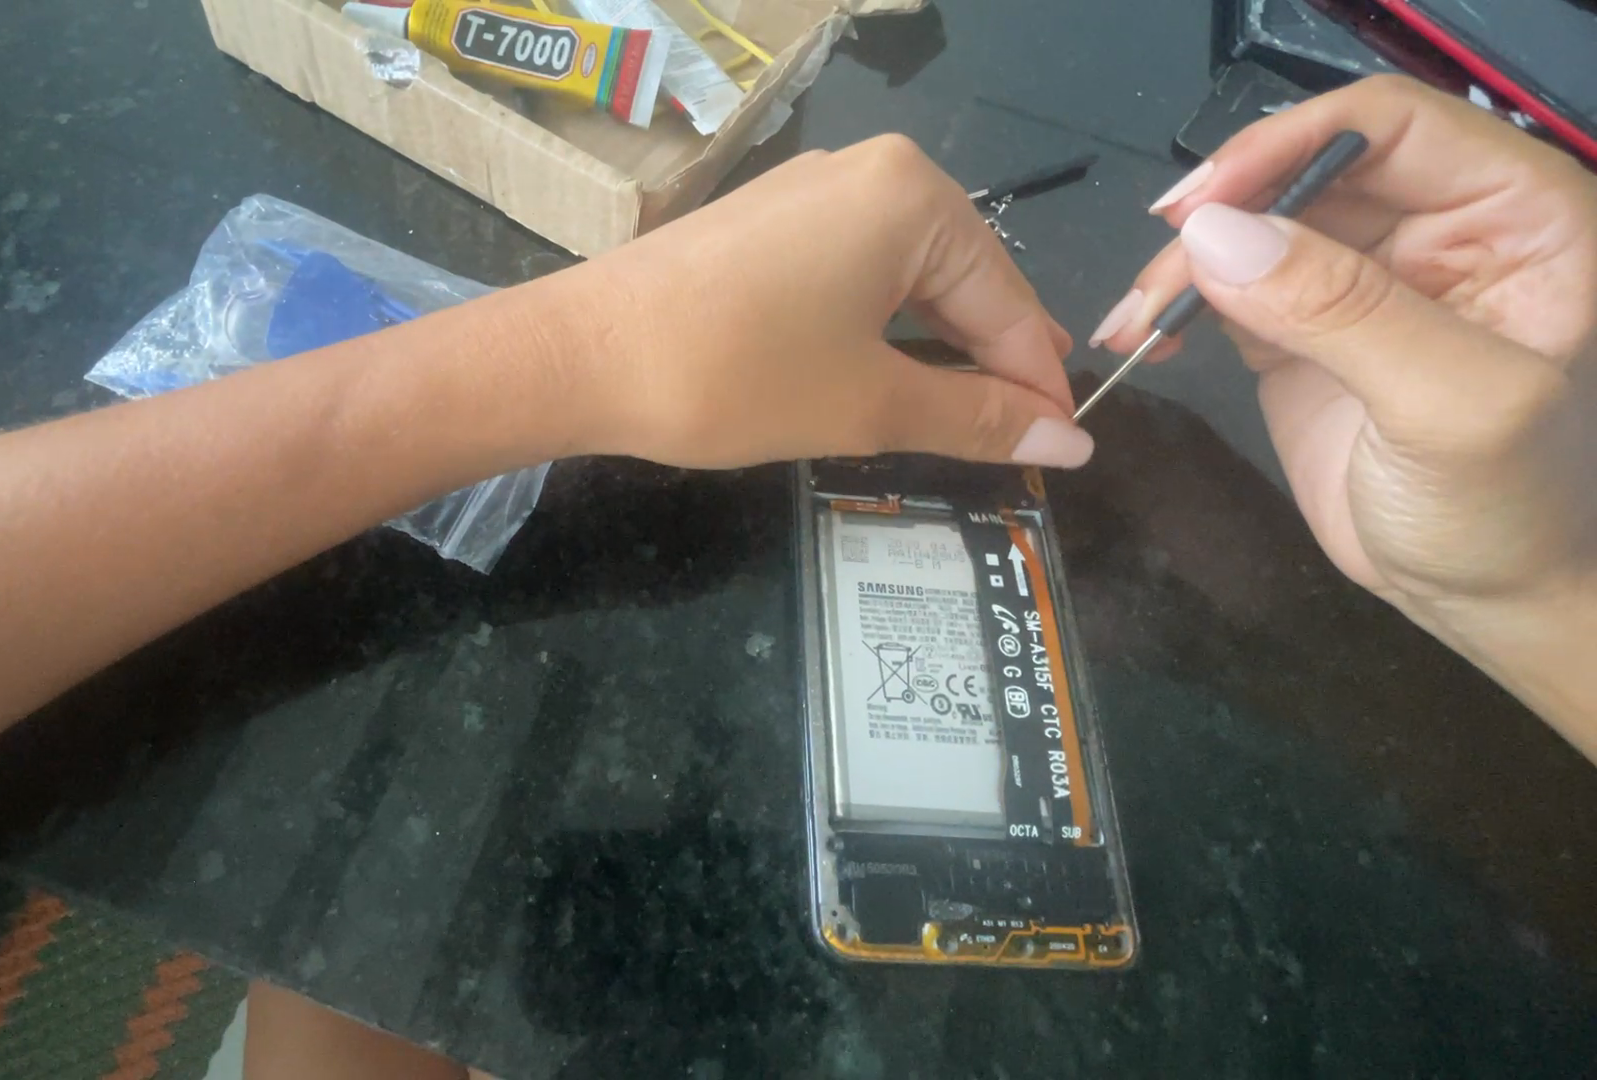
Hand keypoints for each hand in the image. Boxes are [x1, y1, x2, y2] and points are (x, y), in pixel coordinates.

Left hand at [541, 136, 1087, 469]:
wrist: (583, 357)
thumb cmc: (735, 378)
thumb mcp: (867, 404)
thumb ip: (974, 418)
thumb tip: (1073, 436)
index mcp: (911, 198)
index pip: (1006, 301)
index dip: (1037, 380)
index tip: (1065, 439)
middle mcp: (864, 174)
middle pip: (956, 283)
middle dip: (984, 362)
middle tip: (1013, 433)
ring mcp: (804, 196)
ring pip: (897, 283)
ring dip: (927, 350)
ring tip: (954, 412)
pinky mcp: (760, 227)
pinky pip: (844, 279)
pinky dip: (870, 331)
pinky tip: (876, 370)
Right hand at [1093, 76, 1596, 624]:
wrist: (1463, 583)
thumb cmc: (1497, 500)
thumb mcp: (1443, 402)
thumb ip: (1340, 310)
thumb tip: (1211, 239)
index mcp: (1510, 217)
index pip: (1387, 130)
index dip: (1284, 148)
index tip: (1190, 211)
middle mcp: (1429, 233)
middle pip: (1295, 182)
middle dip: (1208, 229)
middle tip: (1144, 298)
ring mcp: (1351, 284)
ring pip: (1244, 237)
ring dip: (1173, 276)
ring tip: (1127, 332)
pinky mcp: (1290, 332)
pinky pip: (1220, 294)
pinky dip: (1170, 311)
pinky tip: (1142, 341)